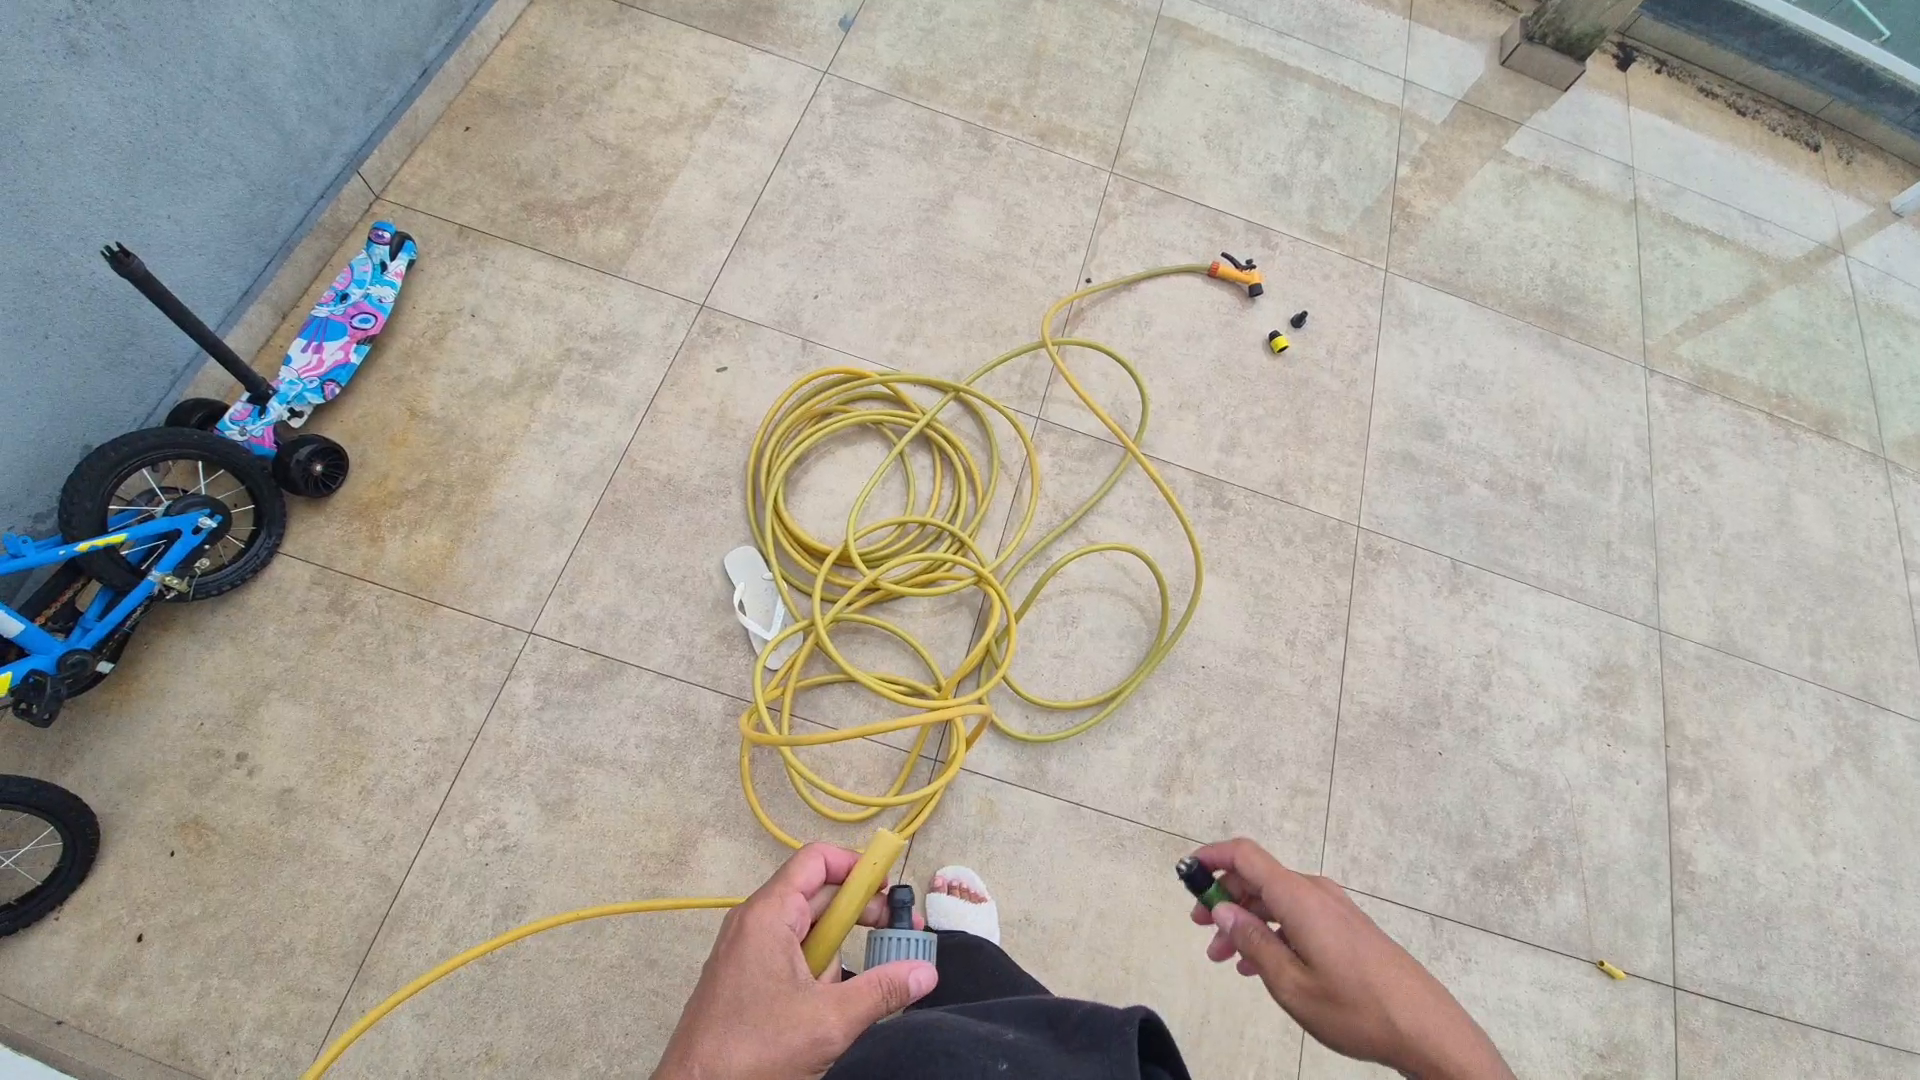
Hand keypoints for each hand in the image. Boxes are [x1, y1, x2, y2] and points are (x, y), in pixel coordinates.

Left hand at [652, 844, 938, 1079]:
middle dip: (857, 913)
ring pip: (807, 931)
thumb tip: (925, 971)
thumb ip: (883, 990)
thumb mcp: (829, 1020)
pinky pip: (792, 957)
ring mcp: (747, 950)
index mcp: (769, 914)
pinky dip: (814, 974)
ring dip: (834, 956)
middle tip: (892, 934)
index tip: (888, 888)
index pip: (817, 860)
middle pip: (818, 894)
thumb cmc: (749, 1054)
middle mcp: (755, 922)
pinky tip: (820, 1011)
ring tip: (842, 996)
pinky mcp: (745, 978)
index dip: (856, 866)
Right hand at [1190, 839, 1512, 1079]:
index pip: (1244, 854)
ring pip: (1276, 901)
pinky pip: (1297, 916)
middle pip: (1257, 879)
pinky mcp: (1347, 928)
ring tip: (1226, 958)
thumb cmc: (1356, 1008)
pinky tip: (1261, 964)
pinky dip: (1272, 931)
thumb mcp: (1292, 984)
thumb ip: (1253, 941)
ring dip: (1246, 922)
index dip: (1212, 856)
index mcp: (1298, 897)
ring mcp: (1334, 910)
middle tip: (1201, 931)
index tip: (1186, 873)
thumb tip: (1222, 909)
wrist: (1430, 1032)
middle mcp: (1315, 892)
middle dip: (1223, 900)